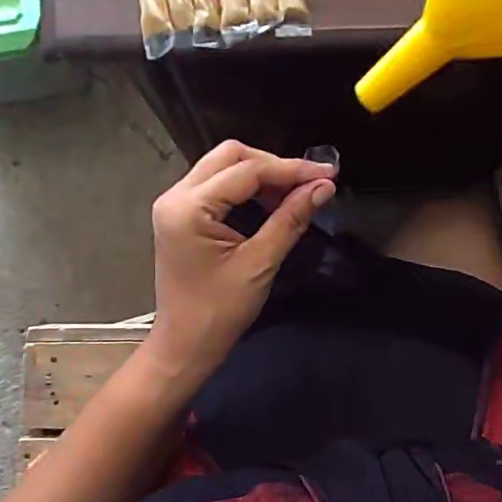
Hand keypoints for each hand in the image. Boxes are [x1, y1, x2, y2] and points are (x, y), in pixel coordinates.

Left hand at [148, 141, 336, 375]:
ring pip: (223, 167)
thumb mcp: (260, 264)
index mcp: (188, 208)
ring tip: (295, 193)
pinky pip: (217, 186)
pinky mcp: (181, 216)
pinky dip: (246, 188)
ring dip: (261, 175)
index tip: (327, 174)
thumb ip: (290, 219)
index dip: (291, 169)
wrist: (185, 345)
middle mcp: (175, 196)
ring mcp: (174, 205)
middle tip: (310, 183)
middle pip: (230, 156)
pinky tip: (271, 201)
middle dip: (274, 165)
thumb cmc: (219, 312)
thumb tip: (322, 187)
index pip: (246, 171)